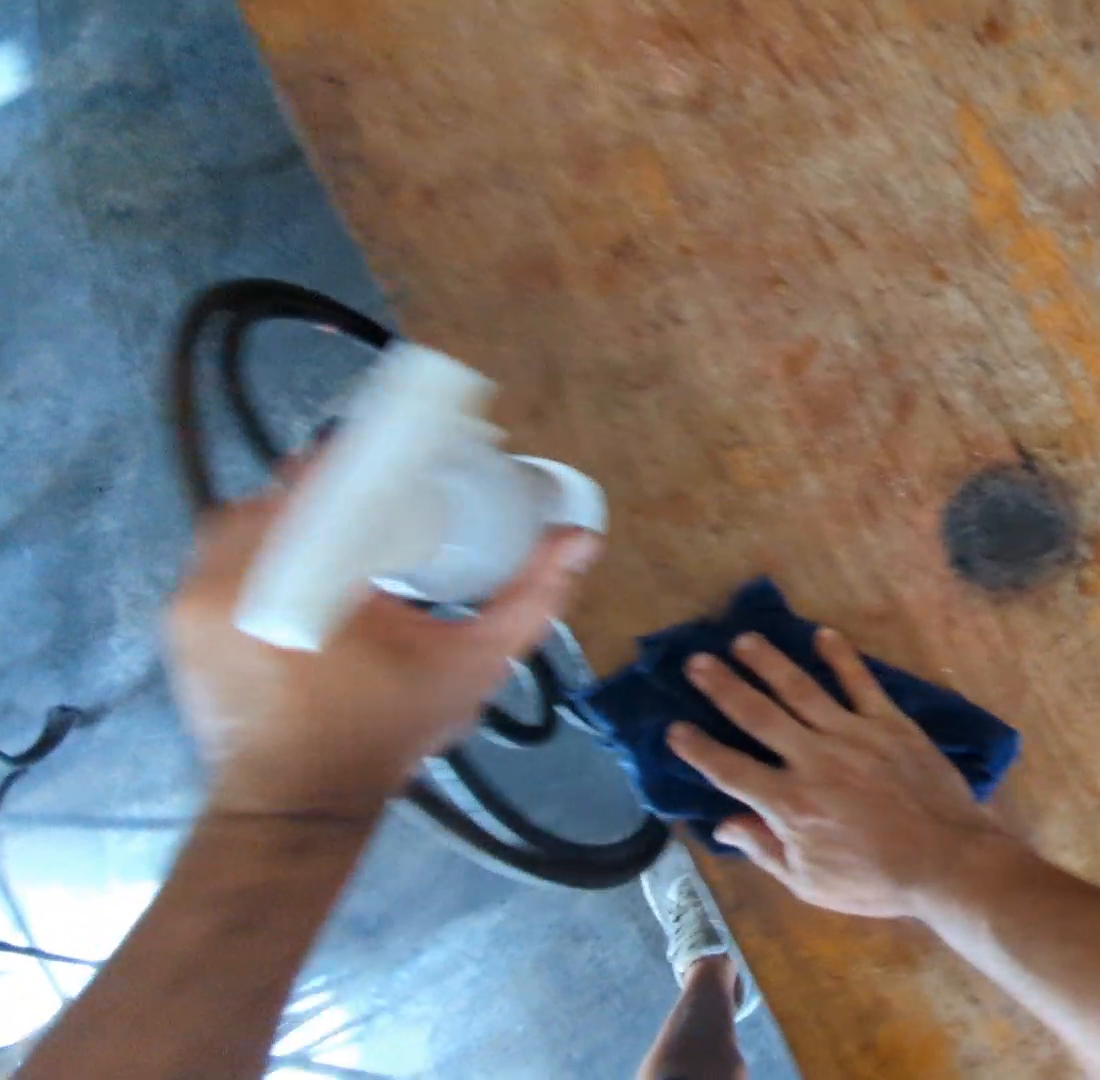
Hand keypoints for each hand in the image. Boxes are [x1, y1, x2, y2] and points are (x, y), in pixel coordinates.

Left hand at [167, 472, 600, 818]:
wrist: (302, 802)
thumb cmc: (391, 728)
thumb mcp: (477, 661)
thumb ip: (533, 597)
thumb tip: (581, 538)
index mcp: (298, 581)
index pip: (319, 484)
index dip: (363, 459)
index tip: (410, 459)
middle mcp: (227, 581)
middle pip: (278, 497)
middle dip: (335, 488)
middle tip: (394, 499)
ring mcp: (191, 604)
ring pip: (243, 524)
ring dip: (298, 515)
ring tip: (359, 527)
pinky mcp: (179, 625)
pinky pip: (220, 558)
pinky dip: (266, 546)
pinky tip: (314, 565)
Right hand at [668, 630, 1021, 919]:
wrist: (945, 859)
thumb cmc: (875, 879)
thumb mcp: (810, 882)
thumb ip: (764, 850)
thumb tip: (723, 822)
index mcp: (790, 804)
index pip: (730, 770)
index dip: (698, 749)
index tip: (673, 728)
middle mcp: (814, 759)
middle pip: (758, 716)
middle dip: (724, 686)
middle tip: (697, 661)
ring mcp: (853, 735)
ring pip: (802, 690)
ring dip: (770, 663)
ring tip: (744, 639)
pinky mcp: (889, 722)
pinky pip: (861, 682)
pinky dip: (841, 657)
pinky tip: (823, 633)